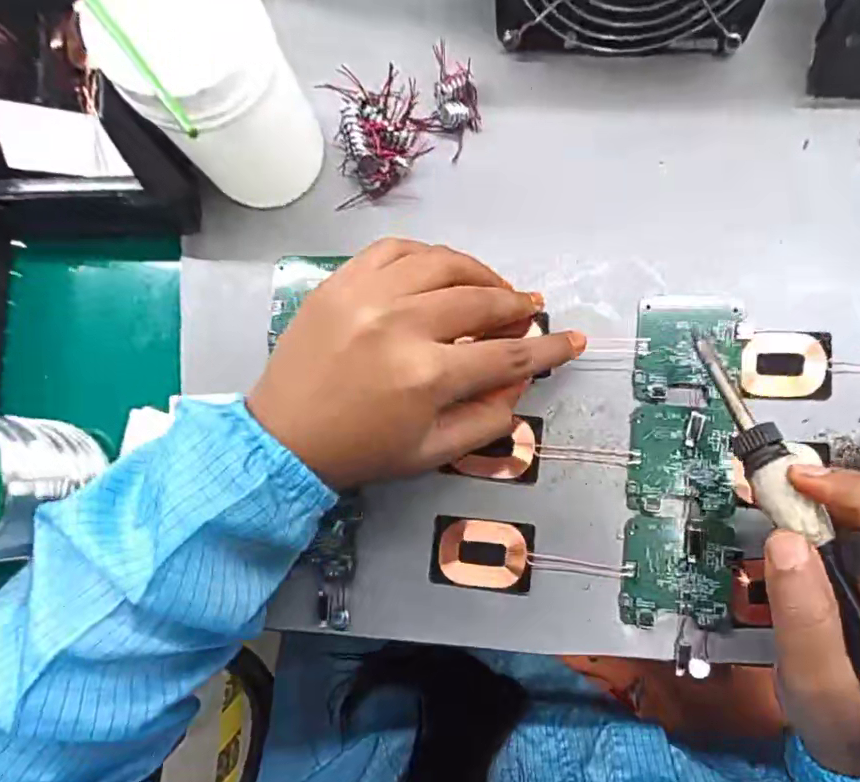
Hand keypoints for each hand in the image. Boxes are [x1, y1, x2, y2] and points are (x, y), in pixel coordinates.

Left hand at [247, 238, 586, 489]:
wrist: (286, 438)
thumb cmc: (363, 452)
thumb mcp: (433, 453)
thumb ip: (486, 419)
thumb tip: (519, 383)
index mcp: (428, 377)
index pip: (508, 356)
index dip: (548, 349)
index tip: (572, 339)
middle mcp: (404, 324)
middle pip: (482, 301)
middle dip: (517, 305)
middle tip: (531, 310)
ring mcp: (369, 294)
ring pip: (445, 264)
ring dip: (481, 274)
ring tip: (494, 288)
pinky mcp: (341, 281)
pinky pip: (398, 249)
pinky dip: (430, 256)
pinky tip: (442, 271)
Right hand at [765, 467, 859, 776]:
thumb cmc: (845, 725)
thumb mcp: (813, 685)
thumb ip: (802, 619)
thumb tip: (788, 543)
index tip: (801, 484)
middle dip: (858, 486)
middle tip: (793, 486)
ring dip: (859, 492)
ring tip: (804, 497)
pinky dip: (857, 506)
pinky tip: (821, 512)